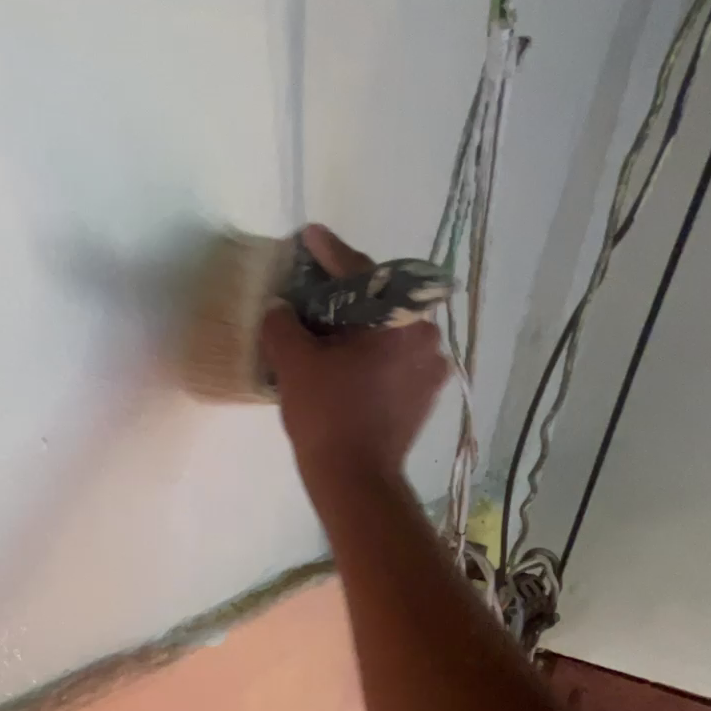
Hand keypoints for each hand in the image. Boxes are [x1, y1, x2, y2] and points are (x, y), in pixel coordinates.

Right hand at [262, 225, 448, 490]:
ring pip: (388, 329)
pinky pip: (394, 355)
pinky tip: (345, 365)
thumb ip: (283, 327)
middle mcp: (424, 332)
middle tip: (312, 291)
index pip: (361, 272)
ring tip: (326, 332)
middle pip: (380, 298)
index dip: (330, 252)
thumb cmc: (326, 416)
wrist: (355, 476)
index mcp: (396, 318)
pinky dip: (370, 351)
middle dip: (346, 291)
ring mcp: (430, 363)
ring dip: (358, 324)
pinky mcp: (426, 390)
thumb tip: (279, 307)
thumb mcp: (294, 365)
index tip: (309, 234)